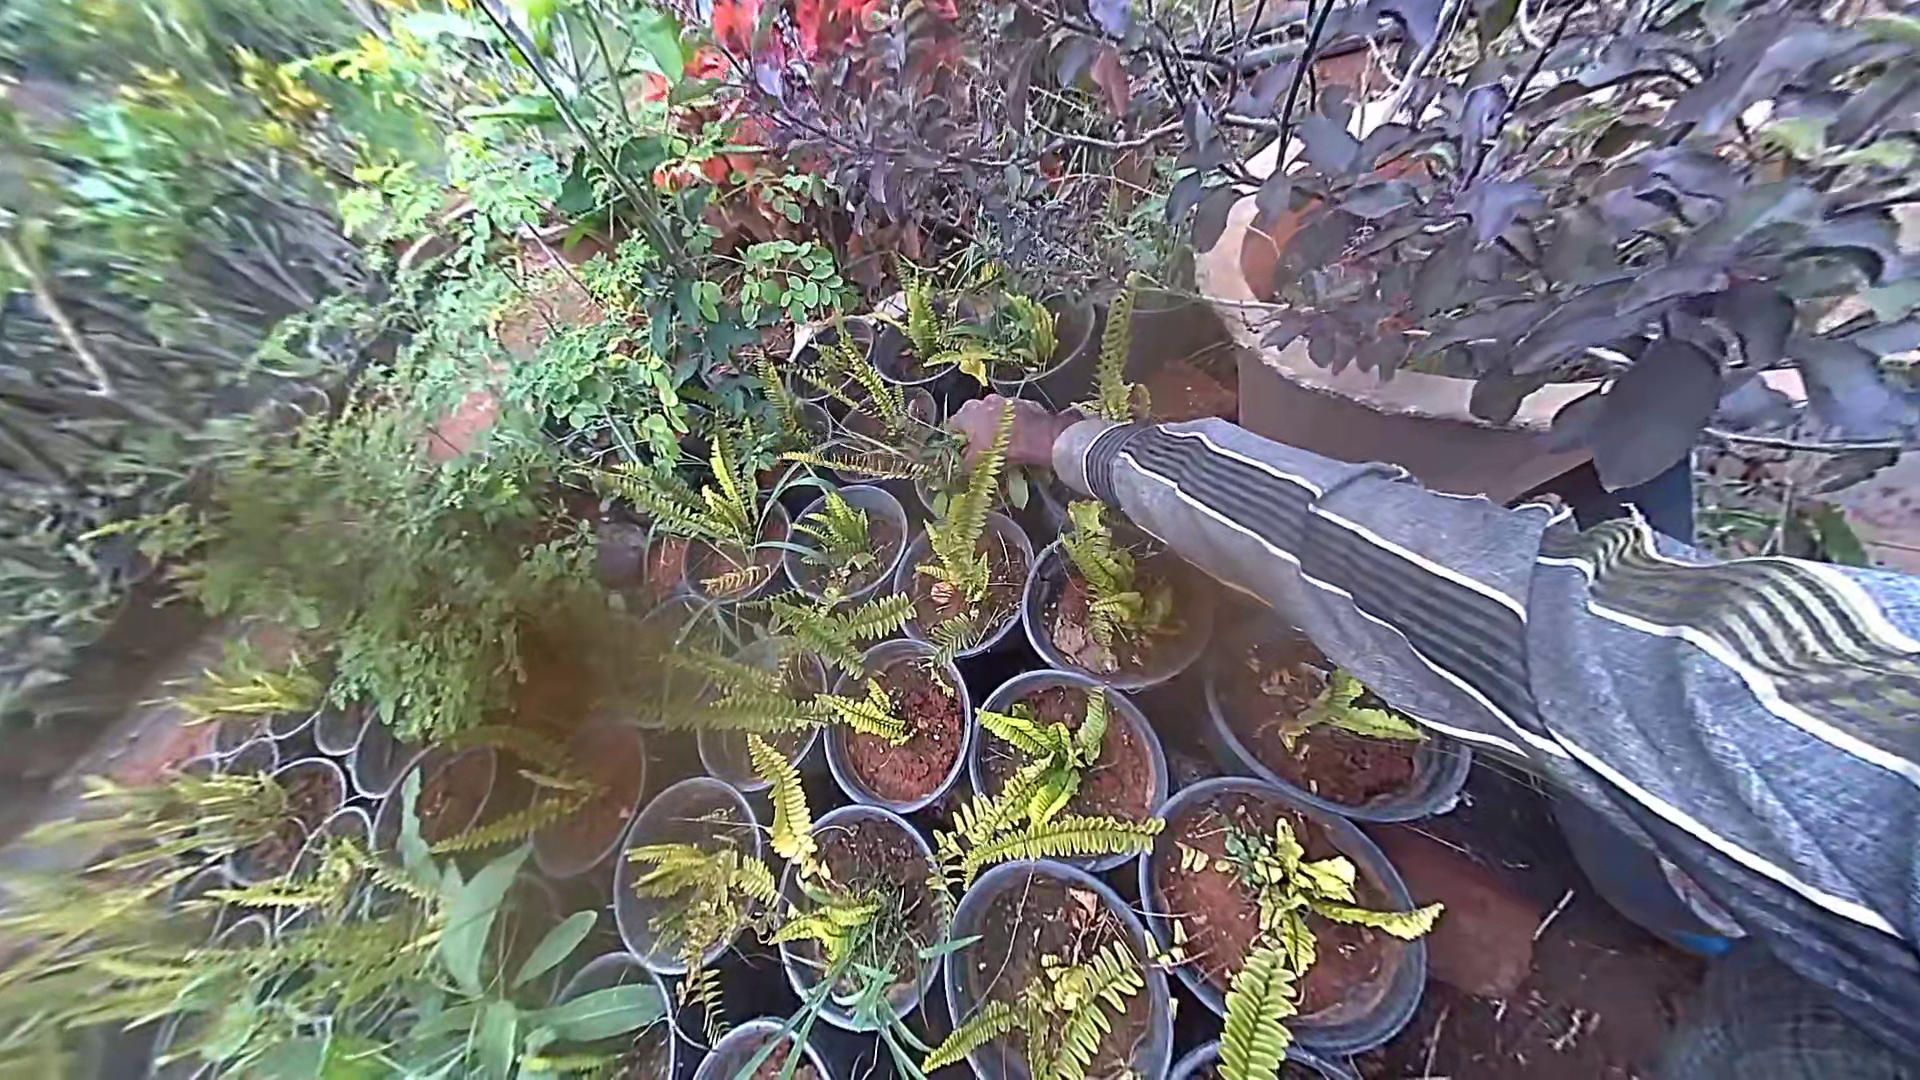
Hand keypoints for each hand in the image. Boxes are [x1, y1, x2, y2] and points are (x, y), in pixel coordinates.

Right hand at [948, 395, 1075, 470]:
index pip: (952, 426)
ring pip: (994, 415)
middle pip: (973, 419)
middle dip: (976, 433)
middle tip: (982, 450)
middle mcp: (983, 401)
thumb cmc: (1002, 448)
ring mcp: (1005, 400)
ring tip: (1002, 445)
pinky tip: (1018, 439)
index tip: (961, 452)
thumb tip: (963, 465)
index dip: (956, 441)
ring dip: (995, 427)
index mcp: (967, 412)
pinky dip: (1013, 424)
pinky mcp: (1024, 402)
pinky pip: (1012, 415)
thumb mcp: (978, 462)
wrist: (1039, 436)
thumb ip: (965, 462)